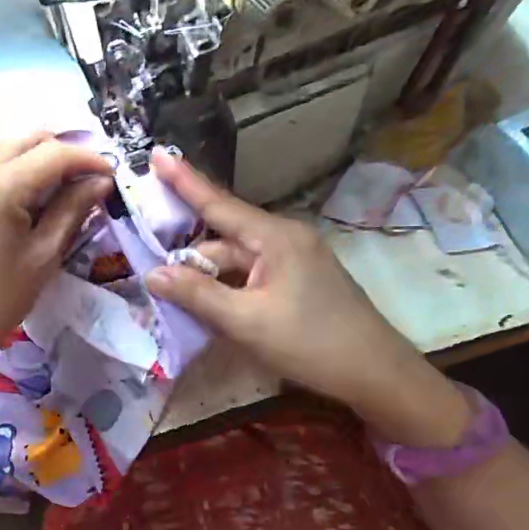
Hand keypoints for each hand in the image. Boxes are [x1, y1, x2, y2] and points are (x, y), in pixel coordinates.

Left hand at [0, 132, 112, 396]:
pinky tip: (30, 203)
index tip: (112, 175)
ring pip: (6, 152)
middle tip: (89, 180)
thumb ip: (73, 210)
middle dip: (63, 154)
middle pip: (27, 142)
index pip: (53, 154)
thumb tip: (100, 181)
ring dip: (38, 162)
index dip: (88, 159)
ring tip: (63, 192)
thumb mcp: (43, 256)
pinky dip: (15, 174)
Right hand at [144, 152, 473, 446]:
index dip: (183, 181)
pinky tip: (212, 308)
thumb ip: (198, 295)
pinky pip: (252, 275)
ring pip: (237, 261)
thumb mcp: (246, 322)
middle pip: (224, 240)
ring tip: (179, 303)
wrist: (375, 373)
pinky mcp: (300, 279)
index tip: (157, 155)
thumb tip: (153, 274)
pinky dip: (229, 288)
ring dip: (210, 279)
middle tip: (156, 278)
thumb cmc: (311, 343)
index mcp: (275, 237)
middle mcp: (285, 238)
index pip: (218, 203)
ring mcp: (295, 259)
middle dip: (191, 259)